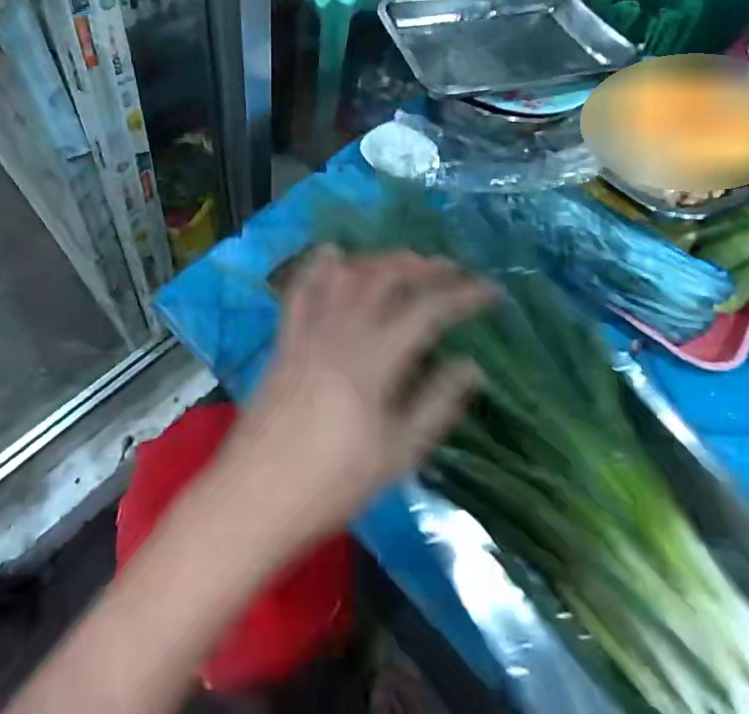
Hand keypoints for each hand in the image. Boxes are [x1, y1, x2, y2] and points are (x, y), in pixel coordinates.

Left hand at [216, 247, 496, 550]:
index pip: (427, 311)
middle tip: (454, 270)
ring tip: (408, 262)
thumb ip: (436, 403)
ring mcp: (307, 331)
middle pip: (385, 279)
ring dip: (379, 261)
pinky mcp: (283, 340)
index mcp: (373, 359)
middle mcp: (339, 332)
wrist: (255, 494)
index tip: (493, 291)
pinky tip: (333, 254)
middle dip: (424, 268)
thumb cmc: (333, 483)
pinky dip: (320, 266)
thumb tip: (470, 365)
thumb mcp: (397, 453)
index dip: (464, 296)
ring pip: (345, 276)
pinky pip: (301, 289)